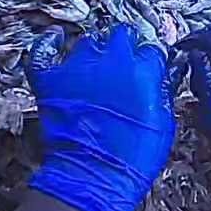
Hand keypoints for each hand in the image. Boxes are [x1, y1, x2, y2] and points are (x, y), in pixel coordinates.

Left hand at [25, 24, 178, 210]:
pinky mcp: (51, 80)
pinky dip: (48, 44)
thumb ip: (163, 90)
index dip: (150, 57)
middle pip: (120, 35)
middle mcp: (110, 61)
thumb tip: (167, 72)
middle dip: (125, 44)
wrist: (93, 175)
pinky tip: (54, 38)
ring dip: (94, 50)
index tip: (149, 64)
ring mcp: (78, 68)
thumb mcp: (163, 123)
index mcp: (142, 70)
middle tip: (124, 60)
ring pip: (88, 41)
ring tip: (96, 63)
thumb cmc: (133, 157)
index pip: (150, 48)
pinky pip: (44, 52)